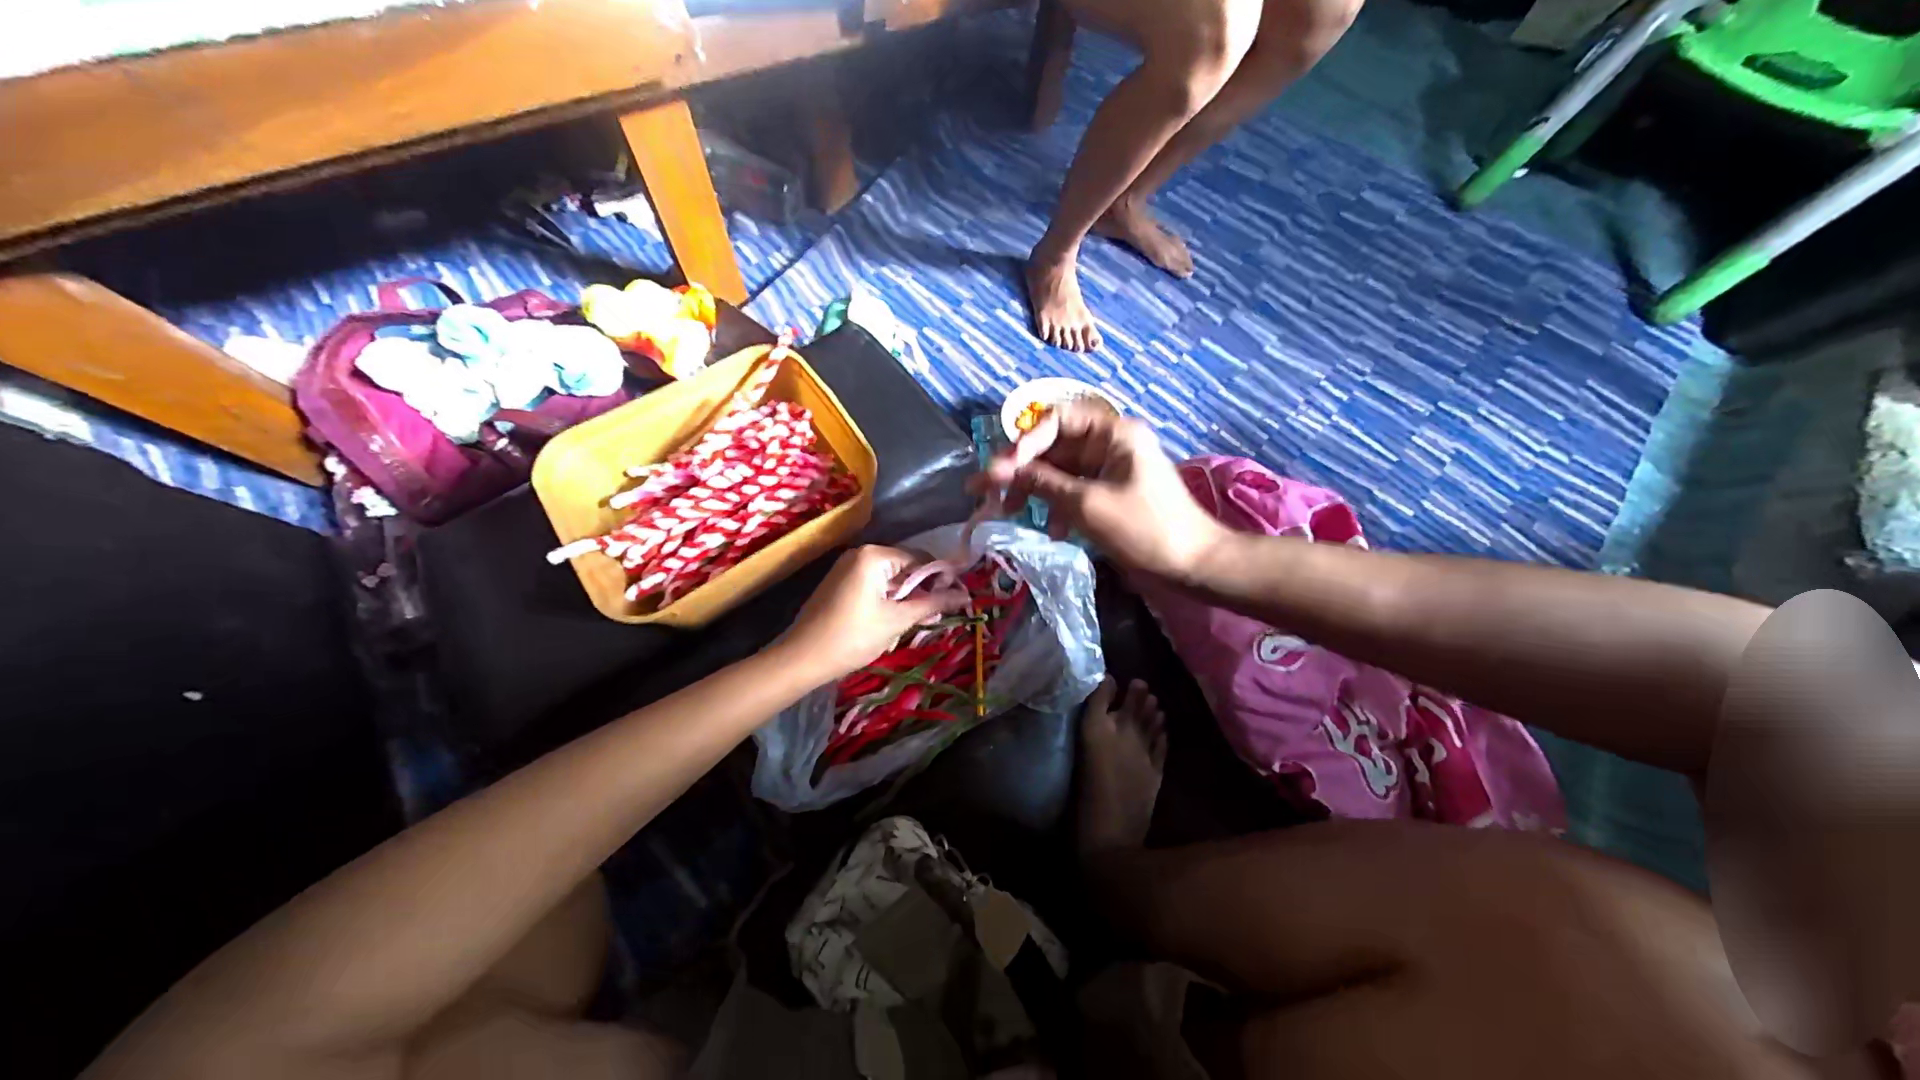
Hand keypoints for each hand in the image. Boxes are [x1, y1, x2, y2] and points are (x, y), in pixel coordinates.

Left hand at [776, 545, 969, 683]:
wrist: (802, 658)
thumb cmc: (852, 637)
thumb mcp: (897, 620)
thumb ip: (932, 604)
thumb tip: (965, 595)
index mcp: (874, 556)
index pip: (920, 559)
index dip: (940, 579)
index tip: (955, 600)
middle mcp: (860, 553)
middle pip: (904, 567)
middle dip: (922, 590)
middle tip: (936, 615)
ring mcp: (846, 567)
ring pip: (889, 578)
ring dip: (905, 597)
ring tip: (917, 621)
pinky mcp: (839, 583)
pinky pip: (873, 584)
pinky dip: (887, 599)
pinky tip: (893, 620)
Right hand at [973, 401, 1227, 581]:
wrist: (1193, 564)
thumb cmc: (1144, 528)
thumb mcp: (1087, 504)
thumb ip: (1041, 483)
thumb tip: (998, 471)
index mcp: (1113, 432)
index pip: (1056, 419)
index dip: (1024, 442)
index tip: (1001, 471)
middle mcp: (1110, 443)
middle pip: (1053, 446)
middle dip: (1022, 470)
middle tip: (989, 494)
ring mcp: (1111, 468)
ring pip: (1059, 470)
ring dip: (1036, 491)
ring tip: (1012, 514)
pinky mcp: (1110, 493)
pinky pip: (1073, 490)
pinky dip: (1058, 507)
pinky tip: (1053, 531)